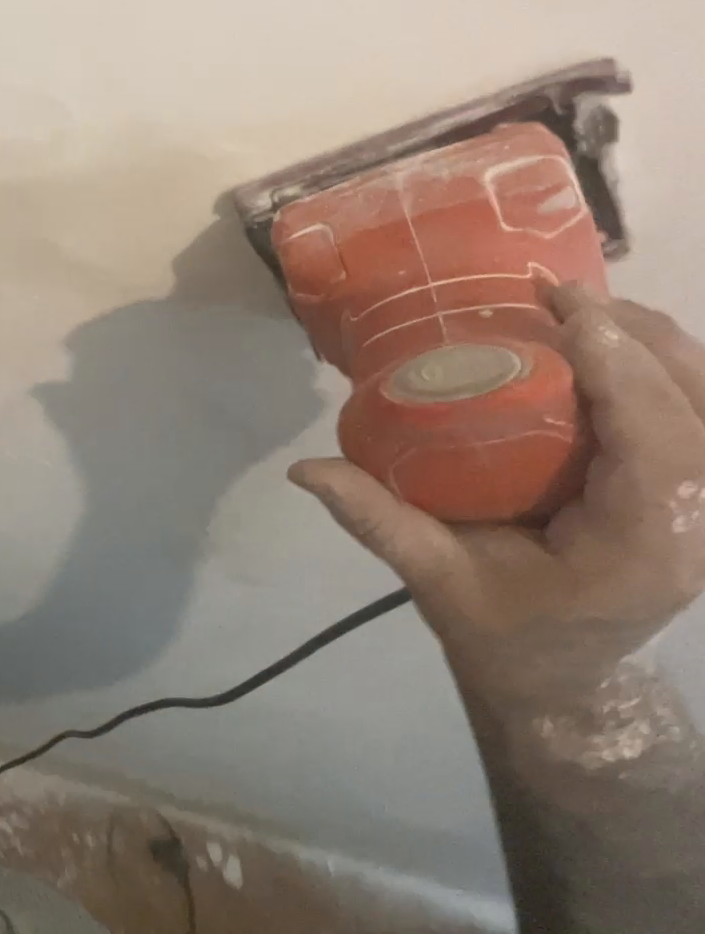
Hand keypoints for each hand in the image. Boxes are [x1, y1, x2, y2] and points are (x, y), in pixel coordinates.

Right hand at [291, 285, 704, 706]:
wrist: (559, 672)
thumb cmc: (498, 627)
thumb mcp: (432, 577)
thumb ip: (376, 520)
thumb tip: (304, 469)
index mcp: (644, 545)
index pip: (660, 445)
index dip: (626, 376)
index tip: (575, 316)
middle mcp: (699, 521)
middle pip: (704, 410)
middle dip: (647, 341)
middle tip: (566, 294)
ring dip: (662, 348)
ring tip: (587, 306)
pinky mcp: (694, 494)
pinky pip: (697, 418)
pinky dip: (664, 371)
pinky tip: (615, 345)